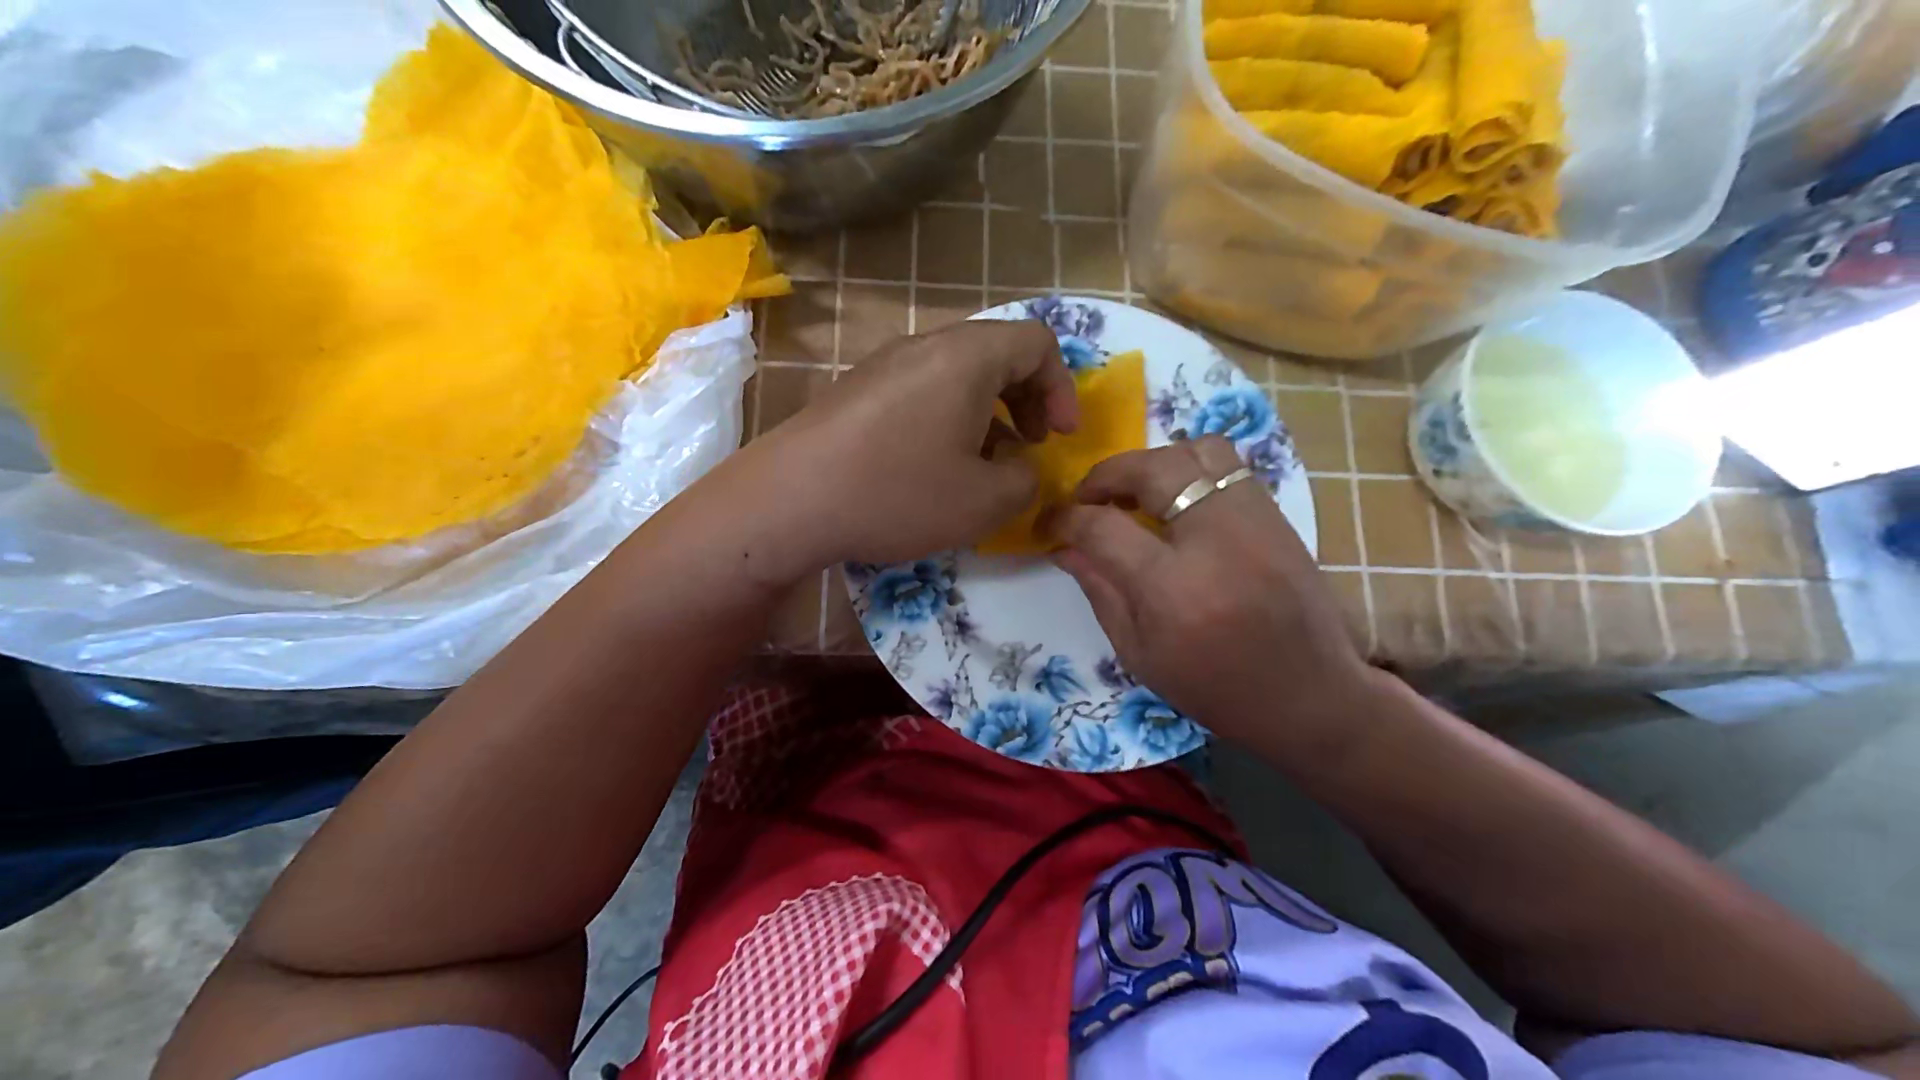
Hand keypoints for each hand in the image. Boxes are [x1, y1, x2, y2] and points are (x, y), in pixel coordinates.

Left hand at [742, 319, 1075, 567]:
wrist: (788, 501)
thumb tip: (1020, 466)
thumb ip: (1025, 480)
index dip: (1062, 388)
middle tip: (1030, 446)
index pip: (1037, 342)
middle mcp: (924, 345)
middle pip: (996, 353)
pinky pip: (920, 391)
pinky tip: (933, 468)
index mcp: (966, 356)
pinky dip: (946, 419)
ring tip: (983, 465)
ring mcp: (883, 365)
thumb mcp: (984, 501)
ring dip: (985, 414)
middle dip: (1026, 400)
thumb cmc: (897, 493)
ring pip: (956, 374)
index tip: (1060, 438)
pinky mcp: (855, 391)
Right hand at [1051, 436, 1386, 757]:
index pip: (1103, 527)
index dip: (1066, 518)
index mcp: (1174, 589)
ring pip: (1198, 451)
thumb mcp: (1139, 653)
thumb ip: (1100, 590)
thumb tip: (1064, 546)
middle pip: (1152, 469)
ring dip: (1154, 462)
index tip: (1051, 522)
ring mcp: (1255, 522)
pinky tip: (1178, 500)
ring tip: (1138, 492)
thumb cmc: (1215, 688)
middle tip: (1091, 498)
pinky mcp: (1278, 517)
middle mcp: (1217, 542)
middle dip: (1107, 475)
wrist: (1310, 696)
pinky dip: (1192, 469)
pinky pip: (1230, 465)